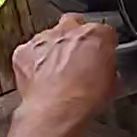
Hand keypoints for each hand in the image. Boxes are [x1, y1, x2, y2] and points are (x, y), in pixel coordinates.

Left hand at [13, 15, 117, 132]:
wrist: (56, 111)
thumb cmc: (84, 99)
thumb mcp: (112, 84)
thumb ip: (109, 67)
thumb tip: (106, 70)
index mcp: (96, 35)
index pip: (105, 31)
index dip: (105, 44)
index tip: (103, 54)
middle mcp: (69, 31)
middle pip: (75, 24)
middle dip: (77, 37)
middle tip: (80, 57)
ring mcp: (44, 39)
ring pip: (51, 36)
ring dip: (56, 48)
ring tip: (60, 71)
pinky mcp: (24, 51)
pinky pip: (31, 51)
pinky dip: (36, 61)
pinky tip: (43, 77)